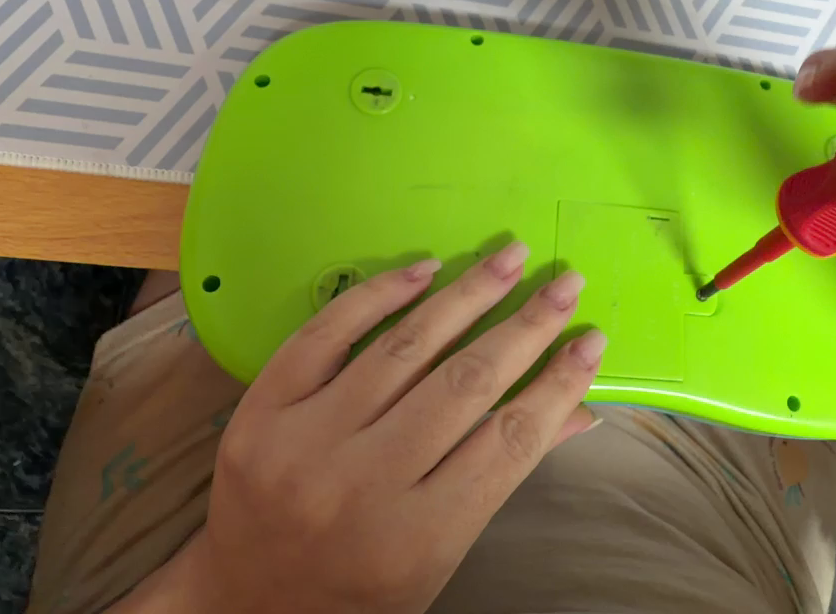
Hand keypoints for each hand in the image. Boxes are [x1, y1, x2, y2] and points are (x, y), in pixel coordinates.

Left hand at [126, 242, 605, 613]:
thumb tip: (581, 407)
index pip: (508, 441)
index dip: (557, 384)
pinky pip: (328, 331)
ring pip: (405, 346)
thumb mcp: (442, 554)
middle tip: (566, 282)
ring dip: (468, 293)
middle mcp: (361, 485)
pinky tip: (427, 268)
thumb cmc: (361, 588)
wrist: (244, 603)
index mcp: (417, 537)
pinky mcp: (264, 408)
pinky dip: (381, 292)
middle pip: (465, 384)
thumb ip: (505, 472)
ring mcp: (305, 441)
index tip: (591, 338)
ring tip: (511, 256)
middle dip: (527, 325)